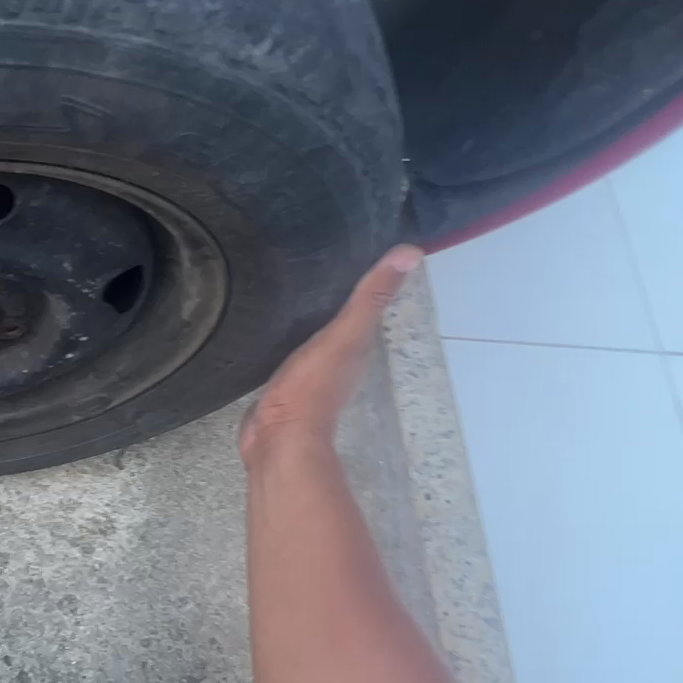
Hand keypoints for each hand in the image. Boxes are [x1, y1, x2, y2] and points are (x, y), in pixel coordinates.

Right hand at [238, 244, 423, 461]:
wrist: (276, 436)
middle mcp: (337, 359)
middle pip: (337, 320)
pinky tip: (269, 326)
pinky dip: (281, 337)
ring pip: (310, 335)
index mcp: (357, 347)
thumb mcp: (344, 337)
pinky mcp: (280, 382)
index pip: (364, 305)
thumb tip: (414, 251)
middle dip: (329, 297)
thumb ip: (370, 298)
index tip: (351, 246)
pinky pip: (284, 351)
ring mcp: (307, 373)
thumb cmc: (312, 387)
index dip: (362, 279)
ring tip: (286, 286)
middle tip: (311, 259)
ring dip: (304, 317)